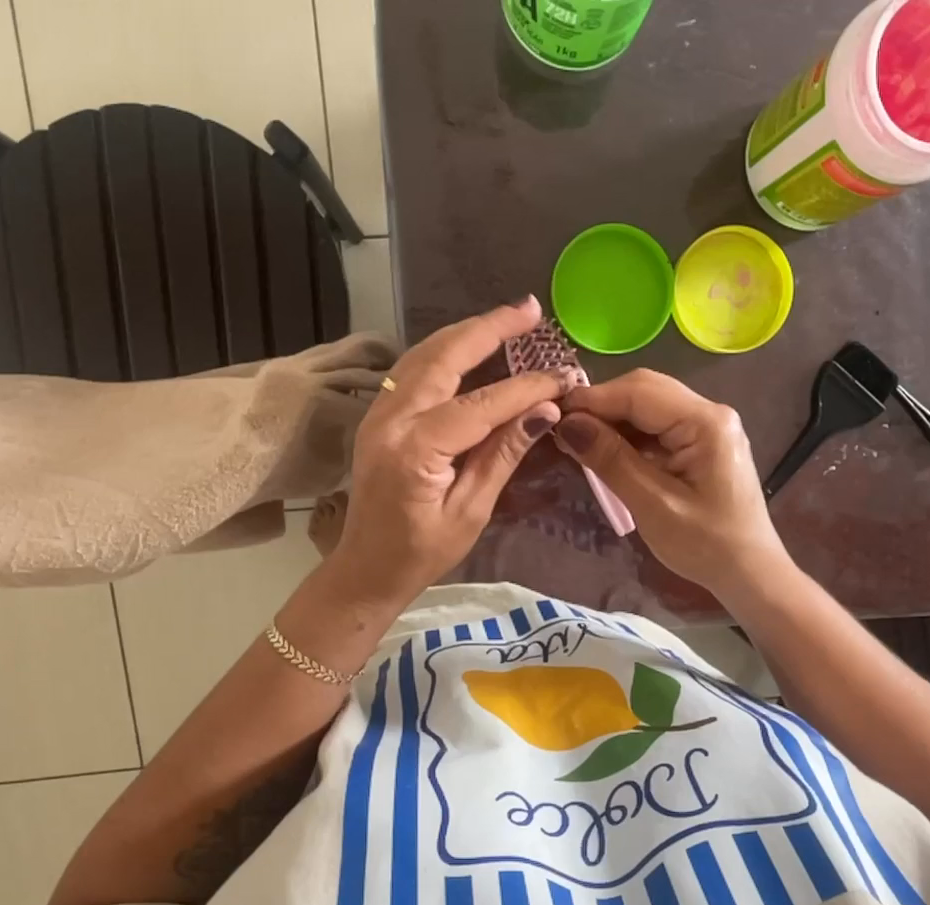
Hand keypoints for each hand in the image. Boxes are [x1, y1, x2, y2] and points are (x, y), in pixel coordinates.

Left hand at [326, 296, 577, 607]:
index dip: (525, 388)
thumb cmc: (421, 553)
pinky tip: (471, 345)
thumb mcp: (470, 512)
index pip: (480, 404)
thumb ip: (502, 456)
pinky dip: (445, 350)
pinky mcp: (379, 416)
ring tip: (508, 319)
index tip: (564, 376)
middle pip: (444, 356)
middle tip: (531, 310)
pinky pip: (413, 369)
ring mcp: (379, 413)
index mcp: (415, 450)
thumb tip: (543, 411)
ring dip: (467, 332)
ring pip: (424, 354)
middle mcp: (391, 420)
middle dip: (490, 329)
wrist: (365, 568)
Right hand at [555, 369, 790, 597]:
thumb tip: (567, 425)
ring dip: (613, 420)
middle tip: (562, 429)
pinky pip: (658, 426)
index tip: (552, 414)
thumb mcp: (652, 505)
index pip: (639, 392)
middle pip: (644, 390)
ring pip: (648, 406)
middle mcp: (710, 412)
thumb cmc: (706, 545)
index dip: (593, 399)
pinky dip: (629, 435)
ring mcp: (708, 426)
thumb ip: (611, 460)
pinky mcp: (702, 443)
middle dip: (601, 406)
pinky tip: (606, 451)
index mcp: (706, 422)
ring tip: (577, 441)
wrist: (750, 574)